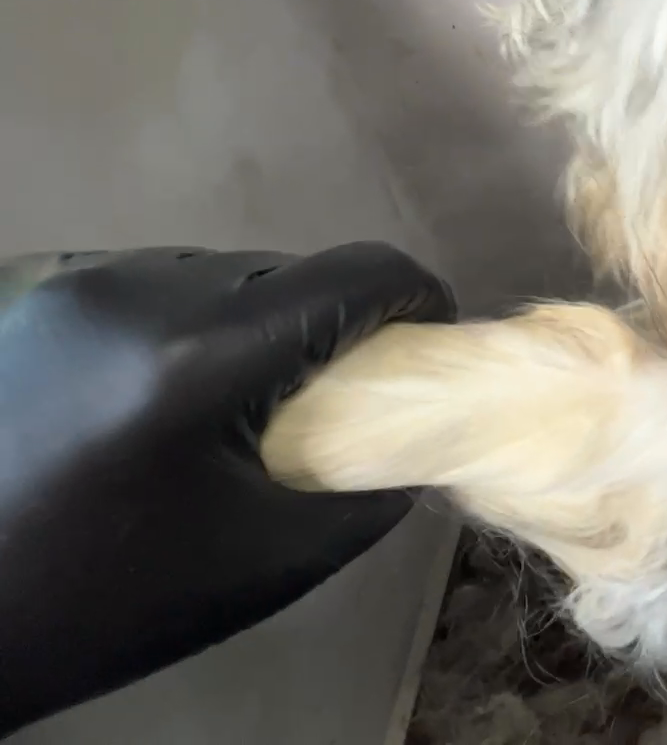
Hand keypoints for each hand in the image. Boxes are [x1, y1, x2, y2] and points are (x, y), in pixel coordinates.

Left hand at [0, 244, 454, 733]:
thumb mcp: (279, 554)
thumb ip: (377, 478)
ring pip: (232, 269)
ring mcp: (65, 289)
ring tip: (246, 386)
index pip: (362, 273)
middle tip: (332, 386)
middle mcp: (132, 295)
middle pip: (300, 268)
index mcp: (201, 354)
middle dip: (338, 318)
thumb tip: (422, 427)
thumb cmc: (107, 599)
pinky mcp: (25, 298)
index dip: (418, 298)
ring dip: (267, 315)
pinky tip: (168, 379)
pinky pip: (162, 281)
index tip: (427, 339)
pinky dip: (198, 316)